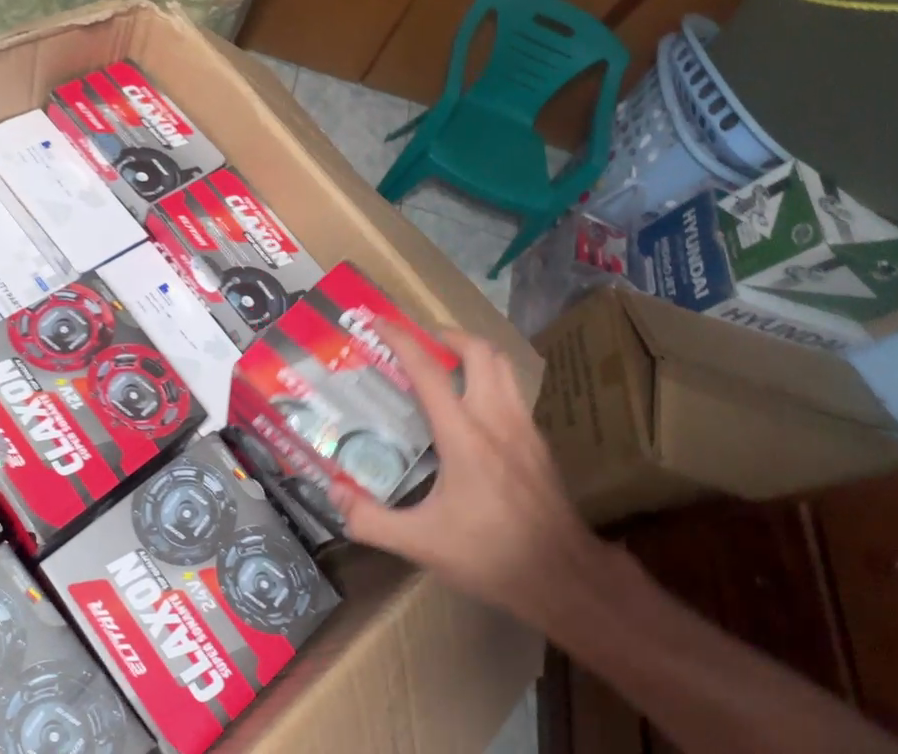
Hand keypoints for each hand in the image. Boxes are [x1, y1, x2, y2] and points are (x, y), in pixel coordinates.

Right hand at [330, 321, 611, 627]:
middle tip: (421, 341)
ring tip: (447, 363)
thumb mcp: (421, 544)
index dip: (402, 340)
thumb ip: (371, 520)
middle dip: (446, 335)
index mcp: (463, 435)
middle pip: (479, 350)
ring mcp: (524, 427)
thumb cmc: (490, 555)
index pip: (428, 371)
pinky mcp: (539, 442)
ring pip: (503, 365)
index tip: (380, 322)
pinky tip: (475, 407)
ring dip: (474, 352)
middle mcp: (496, 418)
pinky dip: (491, 379)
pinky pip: (514, 391)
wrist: (563, 575)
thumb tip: (334, 491)